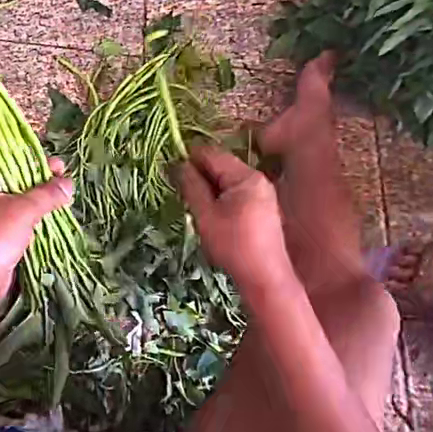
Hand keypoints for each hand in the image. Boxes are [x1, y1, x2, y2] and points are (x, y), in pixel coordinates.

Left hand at [0, 157, 73, 301]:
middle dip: (40, 180)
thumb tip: (67, 184)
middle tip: (63, 177)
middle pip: (14, 182)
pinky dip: (32, 218)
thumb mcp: (24, 210)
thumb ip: (47, 194)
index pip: (8, 161)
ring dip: (38, 200)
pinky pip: (17, 222)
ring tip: (62, 195)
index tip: (57, 162)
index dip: (33, 158)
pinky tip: (49, 217)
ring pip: (16, 203)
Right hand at [177, 145, 291, 291]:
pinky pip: (236, 193)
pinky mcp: (263, 208)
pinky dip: (220, 197)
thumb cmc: (233, 245)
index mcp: (246, 177)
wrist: (264, 276)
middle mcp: (258, 179)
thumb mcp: (205, 215)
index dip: (188, 158)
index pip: (212, 155)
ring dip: (208, 187)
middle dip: (198, 174)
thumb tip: (177, 164)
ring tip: (191, 202)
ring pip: (228, 181)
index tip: (168, 168)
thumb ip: (191, 186)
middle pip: (221, 166)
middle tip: (176, 187)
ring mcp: (263, 194)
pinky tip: (209, 213)